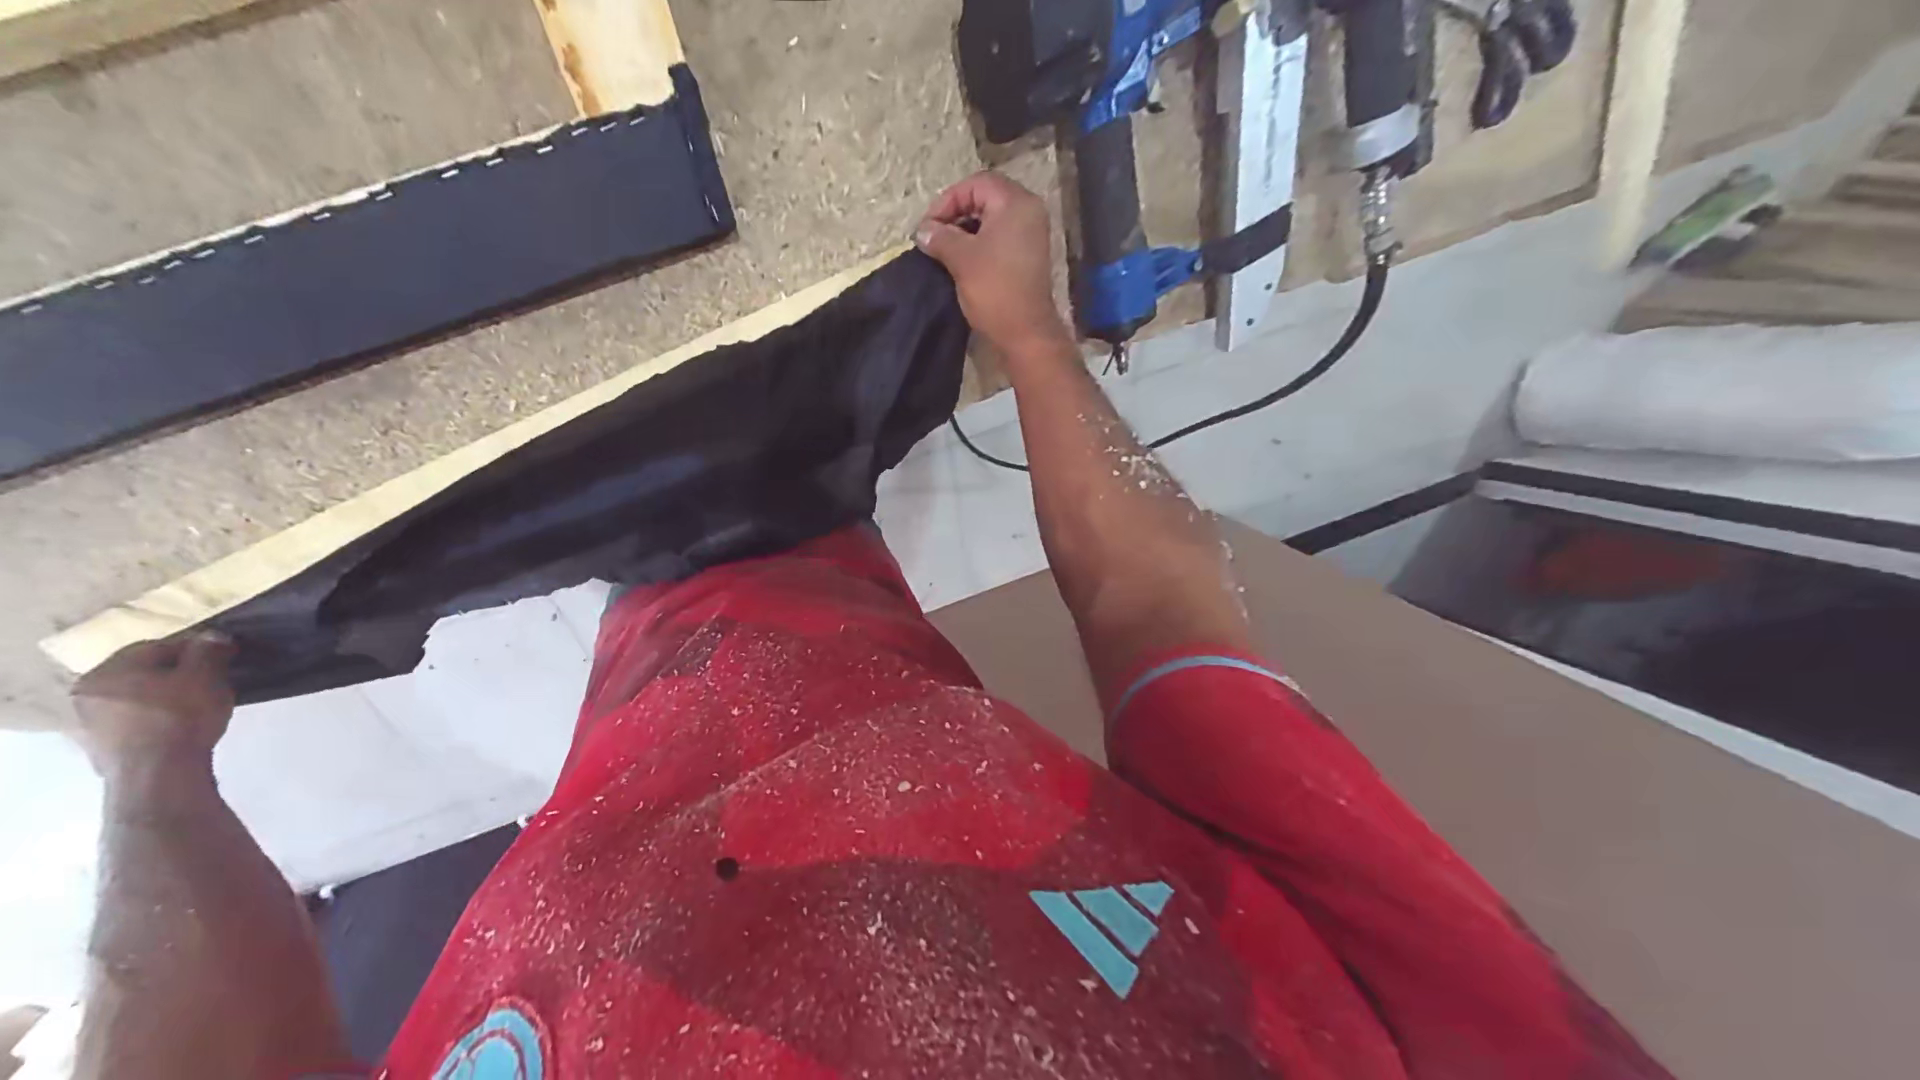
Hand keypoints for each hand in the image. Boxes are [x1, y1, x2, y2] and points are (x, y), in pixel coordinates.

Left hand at [70, 633, 236, 778]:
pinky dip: (157, 715)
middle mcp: (89, 691)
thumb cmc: (180, 716)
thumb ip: (208, 650)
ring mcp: (90, 721)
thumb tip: (212, 636)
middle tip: (213, 679)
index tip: (224, 656)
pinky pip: (134, 718)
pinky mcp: (101, 744)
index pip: (158, 646)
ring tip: (199, 702)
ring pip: (138, 695)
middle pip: (143, 671)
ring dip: (167, 694)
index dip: (196, 648)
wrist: (157, 772)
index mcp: (108, 670)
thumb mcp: (205, 676)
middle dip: (178, 672)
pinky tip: (179, 724)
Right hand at [916, 172, 1075, 359]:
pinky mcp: (1028, 255)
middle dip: (956, 213)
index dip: (948, 200)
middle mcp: (1029, 211)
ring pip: (991, 218)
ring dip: (965, 229)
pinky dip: (979, 241)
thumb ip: (940, 237)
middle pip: (985, 197)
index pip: (976, 184)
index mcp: (1016, 203)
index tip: (928, 226)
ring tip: (943, 247)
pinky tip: (961, 258)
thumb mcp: (961, 259)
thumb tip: (923, 231)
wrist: (1025, 332)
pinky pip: (1000, 236)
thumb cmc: (994, 290)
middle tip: (933, 234)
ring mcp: (1031, 234)